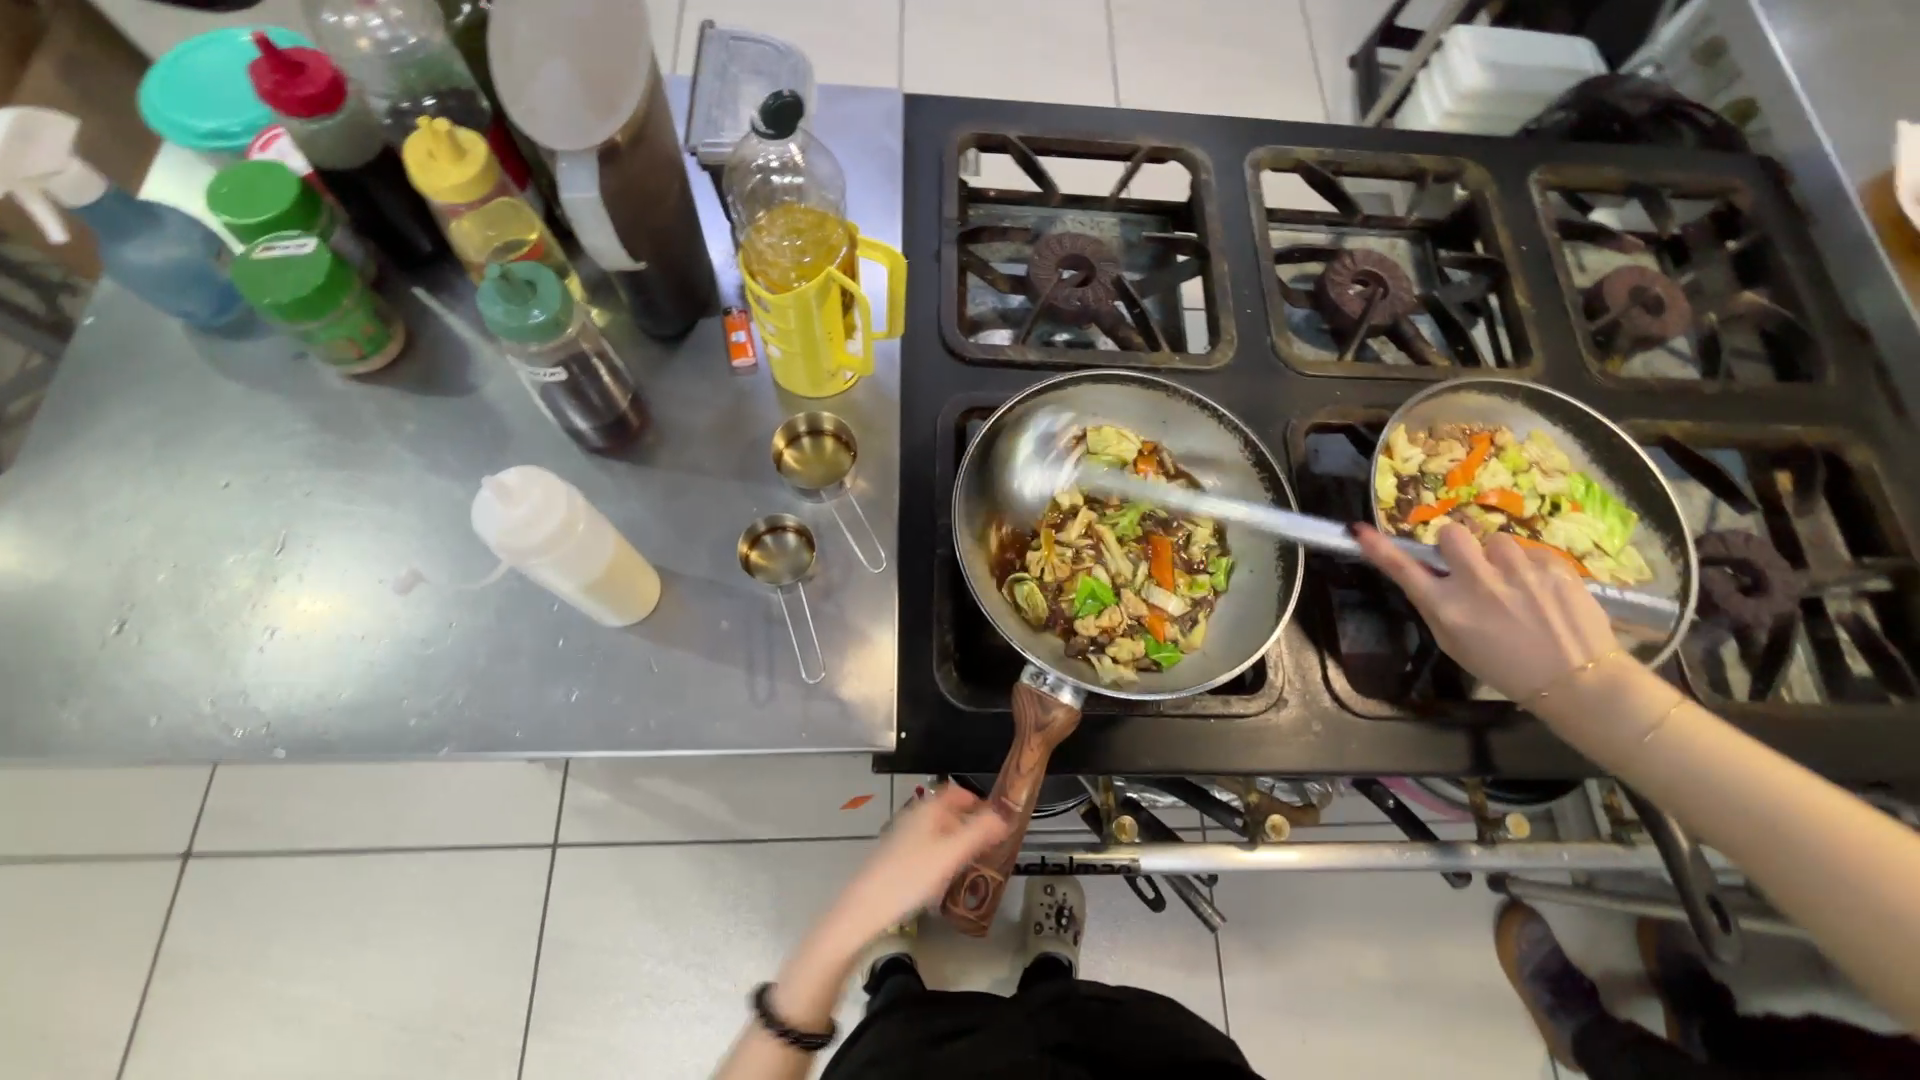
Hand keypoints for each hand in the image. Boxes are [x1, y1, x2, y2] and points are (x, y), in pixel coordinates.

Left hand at [822, 784, 1010, 946]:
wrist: (864, 909)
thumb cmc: (909, 878)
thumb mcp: (951, 854)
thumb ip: (980, 832)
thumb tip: (1005, 815)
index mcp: (927, 810)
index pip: (956, 792)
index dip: (977, 800)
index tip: (995, 818)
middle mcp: (913, 818)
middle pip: (947, 812)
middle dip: (969, 825)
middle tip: (989, 845)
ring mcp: (901, 838)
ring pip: (936, 832)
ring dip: (955, 843)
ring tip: (971, 865)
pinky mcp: (894, 859)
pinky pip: (925, 850)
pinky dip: (940, 857)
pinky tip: (943, 880)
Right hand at [1353, 522, 1619, 700]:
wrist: (1576, 680)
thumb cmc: (1505, 667)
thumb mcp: (1455, 644)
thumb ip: (1437, 606)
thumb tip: (1426, 573)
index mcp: (1447, 608)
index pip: (1404, 569)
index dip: (1379, 549)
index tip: (1360, 531)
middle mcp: (1477, 583)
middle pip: (1452, 533)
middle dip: (1458, 545)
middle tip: (1473, 566)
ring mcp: (1517, 571)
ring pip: (1495, 540)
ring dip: (1499, 558)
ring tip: (1516, 586)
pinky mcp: (1553, 565)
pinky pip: (1530, 551)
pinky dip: (1531, 567)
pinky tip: (1542, 593)